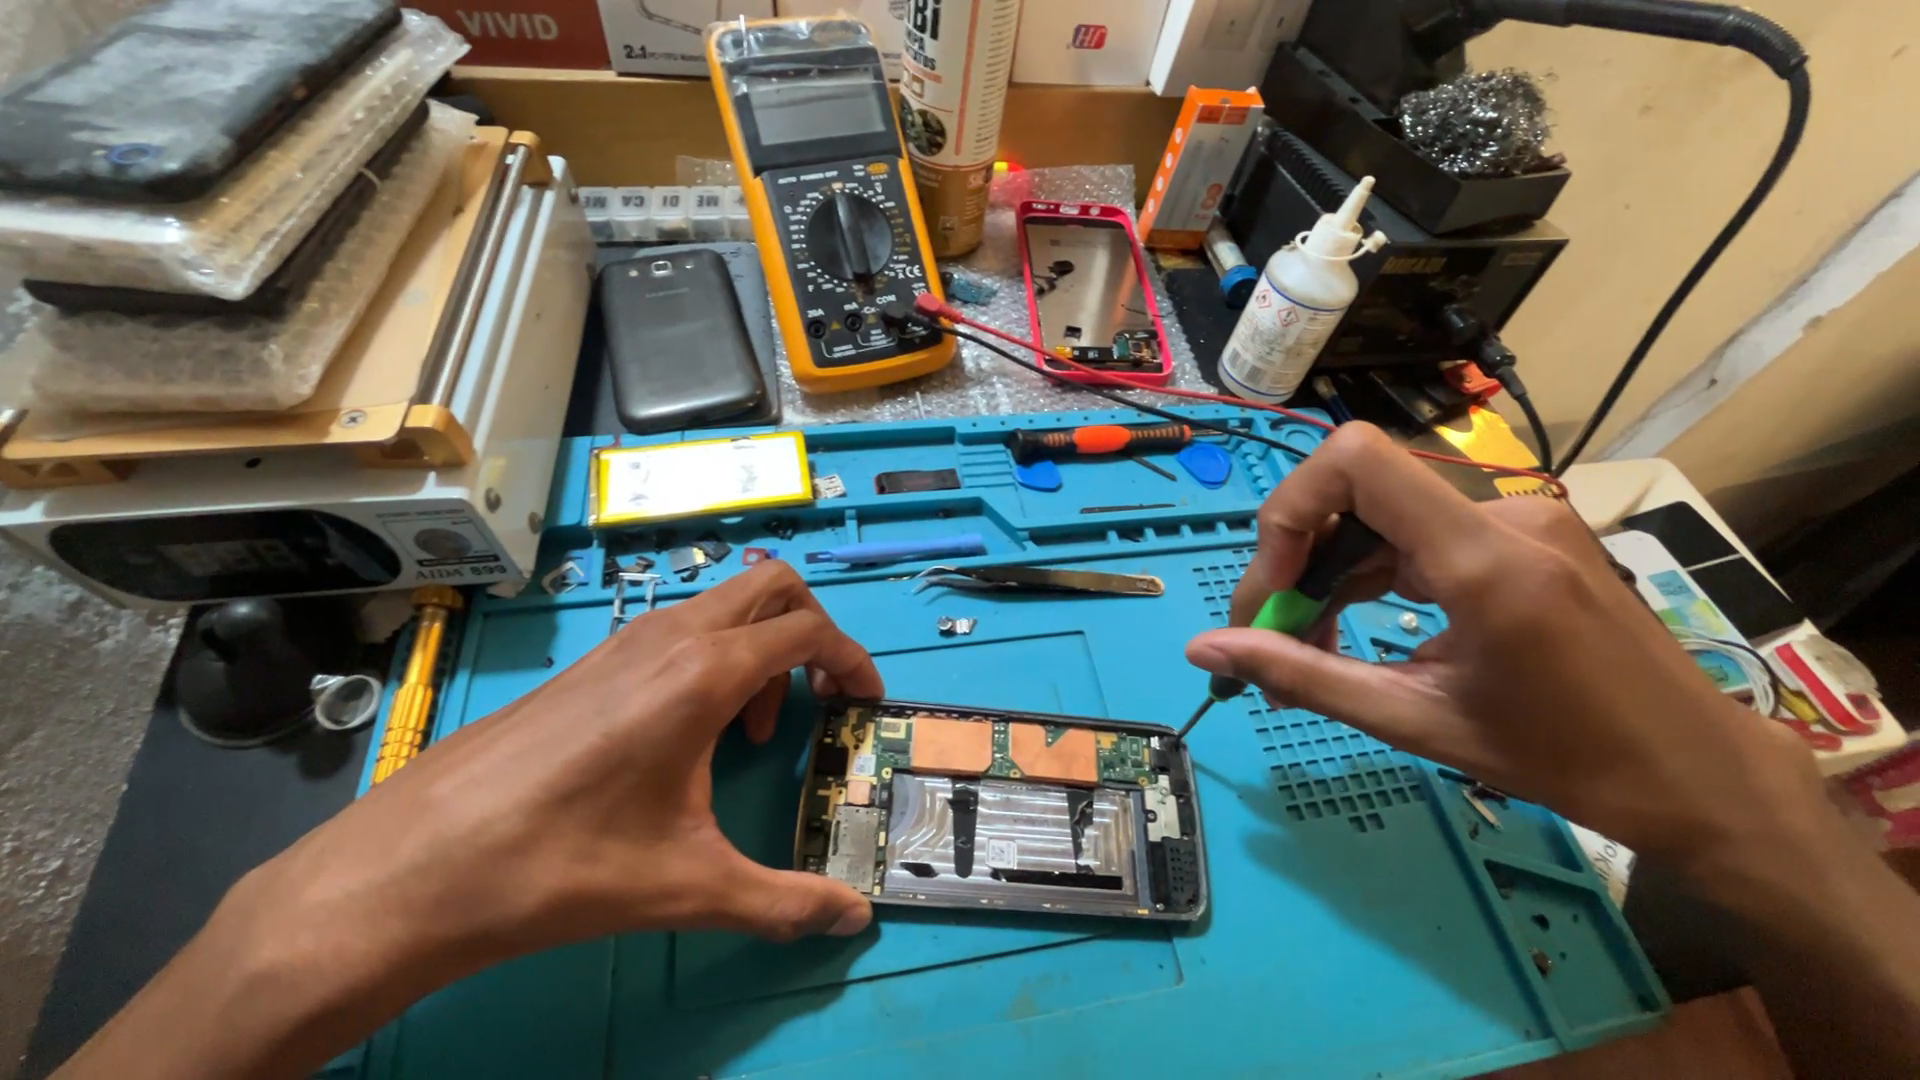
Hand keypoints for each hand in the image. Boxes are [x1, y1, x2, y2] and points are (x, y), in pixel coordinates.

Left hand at [60, 562, 882, 1079]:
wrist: (416, 866)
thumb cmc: (564, 866)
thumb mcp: (688, 887)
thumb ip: (783, 902)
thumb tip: (855, 922)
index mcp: (705, 673)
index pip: (808, 629)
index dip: (852, 658)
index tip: (866, 701)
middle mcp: (670, 637)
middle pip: (771, 586)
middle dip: (812, 631)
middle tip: (816, 698)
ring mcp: (626, 643)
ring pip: (723, 607)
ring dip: (759, 650)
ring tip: (751, 731)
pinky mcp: (593, 662)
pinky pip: (679, 632)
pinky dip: (712, 661)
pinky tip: (688, 737)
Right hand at [1183, 423, 1832, 875]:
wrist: (1697, 772)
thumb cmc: (1563, 759)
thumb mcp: (1415, 723)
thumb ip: (1303, 676)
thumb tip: (1204, 649)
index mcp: (1482, 559)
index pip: (1355, 461)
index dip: (1289, 509)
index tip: (1271, 593)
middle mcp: (1500, 516)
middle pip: (1354, 490)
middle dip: (1294, 560)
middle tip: (1270, 637)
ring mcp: (1516, 520)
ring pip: (1379, 516)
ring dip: (1326, 573)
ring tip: (1306, 647)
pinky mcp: (1520, 535)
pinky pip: (1415, 534)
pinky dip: (1368, 575)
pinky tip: (1354, 627)